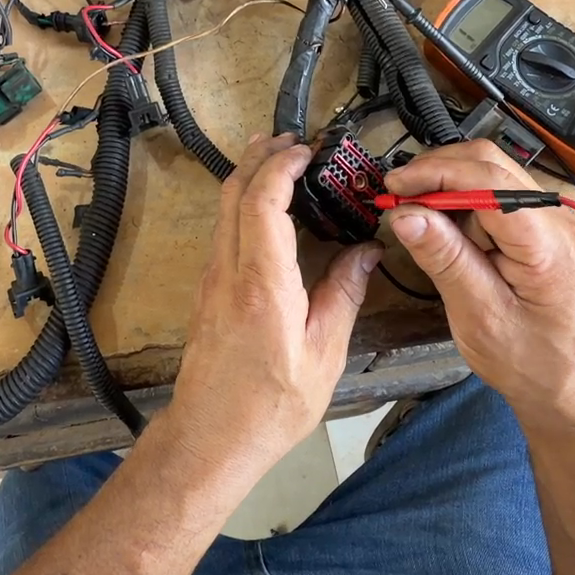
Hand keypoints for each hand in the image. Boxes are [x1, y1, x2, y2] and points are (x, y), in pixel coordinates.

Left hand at [153, 134, 383, 491]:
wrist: (209, 436)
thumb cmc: (271, 403)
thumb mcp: (323, 355)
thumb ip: (343, 295)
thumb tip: (366, 250)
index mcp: (262, 282)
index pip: (262, 202)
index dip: (281, 166)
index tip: (308, 149)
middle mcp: (229, 268)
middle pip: (233, 192)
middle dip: (260, 156)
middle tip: (292, 138)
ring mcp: (212, 275)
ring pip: (223, 207)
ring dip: (248, 174)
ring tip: (278, 155)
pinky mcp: (208, 286)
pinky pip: (223, 227)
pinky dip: (243, 200)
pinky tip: (265, 204)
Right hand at [380, 140, 574, 434]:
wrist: (569, 392)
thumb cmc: (528, 364)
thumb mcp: (478, 316)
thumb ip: (445, 259)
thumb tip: (404, 214)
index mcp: (549, 244)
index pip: (488, 181)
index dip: (435, 173)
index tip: (393, 186)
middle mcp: (559, 220)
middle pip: (491, 164)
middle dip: (437, 171)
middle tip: (398, 195)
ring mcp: (554, 220)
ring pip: (491, 173)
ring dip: (448, 185)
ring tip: (417, 214)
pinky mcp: (543, 227)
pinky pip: (497, 195)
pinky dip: (462, 200)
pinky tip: (444, 225)